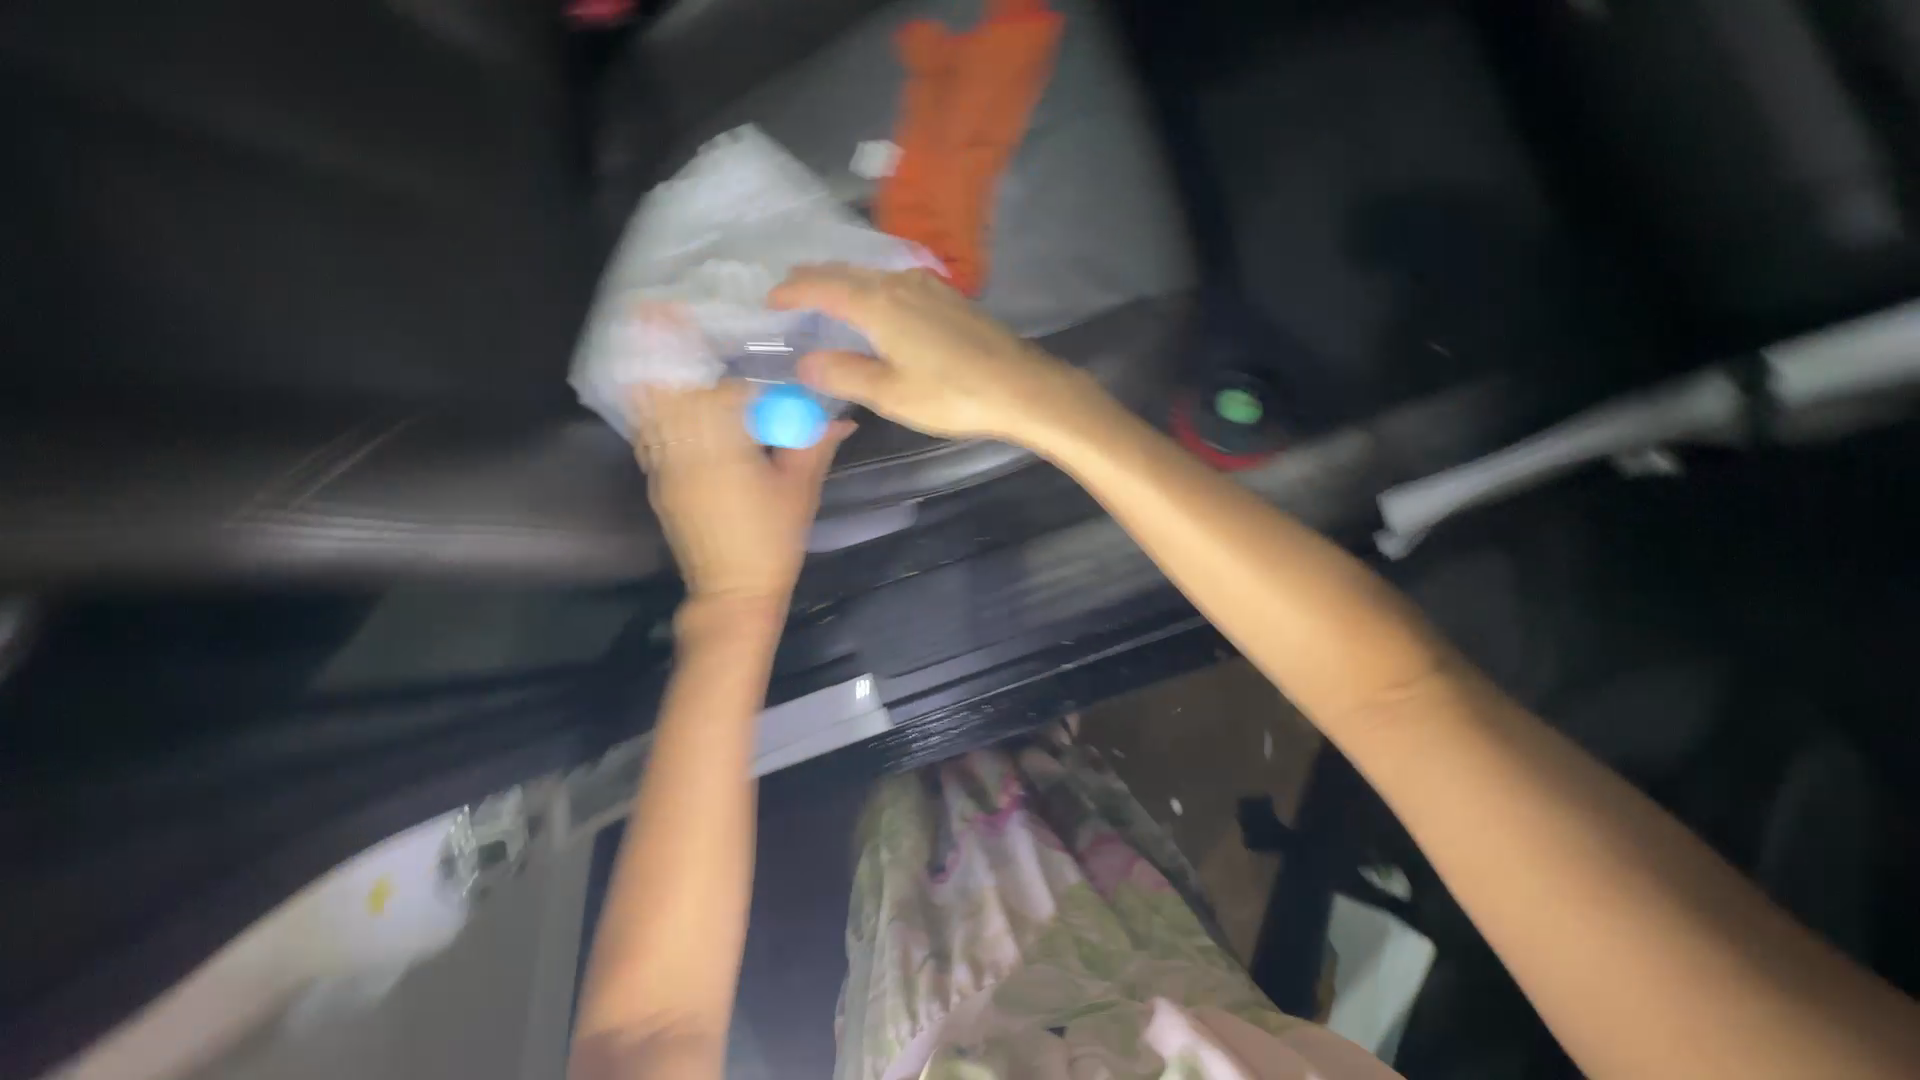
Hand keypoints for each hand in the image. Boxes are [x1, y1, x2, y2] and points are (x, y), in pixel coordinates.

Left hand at [631, 382, 850, 612]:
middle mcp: (687, 450)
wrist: (733, 591)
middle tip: (706, 361)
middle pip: (679, 392)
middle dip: (692, 372)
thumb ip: (814, 446)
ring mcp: (665, 468)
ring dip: (671, 392)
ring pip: (657, 411)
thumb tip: (842, 420)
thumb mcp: (801, 491)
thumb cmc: (773, 541)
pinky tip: (679, 419)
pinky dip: (663, 420)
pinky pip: (652, 437)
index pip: (723, 393)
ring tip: (687, 379)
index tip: (760, 392)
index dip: (742, 386)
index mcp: (725, 447)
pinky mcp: (658, 484)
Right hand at [769, 264, 1083, 442]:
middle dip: (815, 279)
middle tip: (790, 291)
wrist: (1022, 387)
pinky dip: (873, 290)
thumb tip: (805, 362)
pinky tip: (877, 306)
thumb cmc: (952, 394)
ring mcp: (929, 286)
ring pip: (874, 275)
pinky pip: (897, 283)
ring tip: (826, 296)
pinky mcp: (950, 298)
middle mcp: (900, 283)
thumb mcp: (890, 393)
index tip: (770, 300)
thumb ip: (844, 373)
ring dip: (845, 282)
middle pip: (847, 273)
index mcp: (878, 303)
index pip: (823, 286)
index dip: (793, 291)